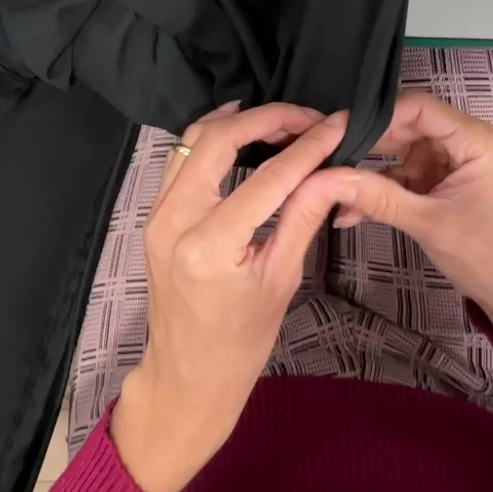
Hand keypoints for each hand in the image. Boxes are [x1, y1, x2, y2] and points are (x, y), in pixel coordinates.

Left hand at [111, 102, 349, 491]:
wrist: (187, 374)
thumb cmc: (242, 339)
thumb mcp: (282, 278)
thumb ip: (304, 215)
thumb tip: (334, 167)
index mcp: (210, 245)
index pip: (268, 177)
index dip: (308, 146)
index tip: (337, 123)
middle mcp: (174, 219)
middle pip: (220, 140)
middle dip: (269, 119)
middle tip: (309, 117)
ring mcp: (157, 213)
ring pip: (196, 139)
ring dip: (239, 121)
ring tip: (283, 120)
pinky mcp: (155, 212)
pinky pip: (183, 156)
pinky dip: (213, 136)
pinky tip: (241, 129)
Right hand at [304, 93, 492, 336]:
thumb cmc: (485, 255)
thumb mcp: (428, 223)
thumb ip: (377, 198)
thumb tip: (326, 179)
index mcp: (472, 139)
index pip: (418, 107)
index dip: (378, 115)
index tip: (338, 128)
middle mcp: (460, 140)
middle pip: (405, 124)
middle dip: (366, 139)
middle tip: (325, 151)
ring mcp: (447, 160)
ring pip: (398, 148)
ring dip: (367, 167)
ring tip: (329, 177)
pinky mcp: (437, 180)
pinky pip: (401, 173)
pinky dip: (378, 189)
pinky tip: (348, 209)